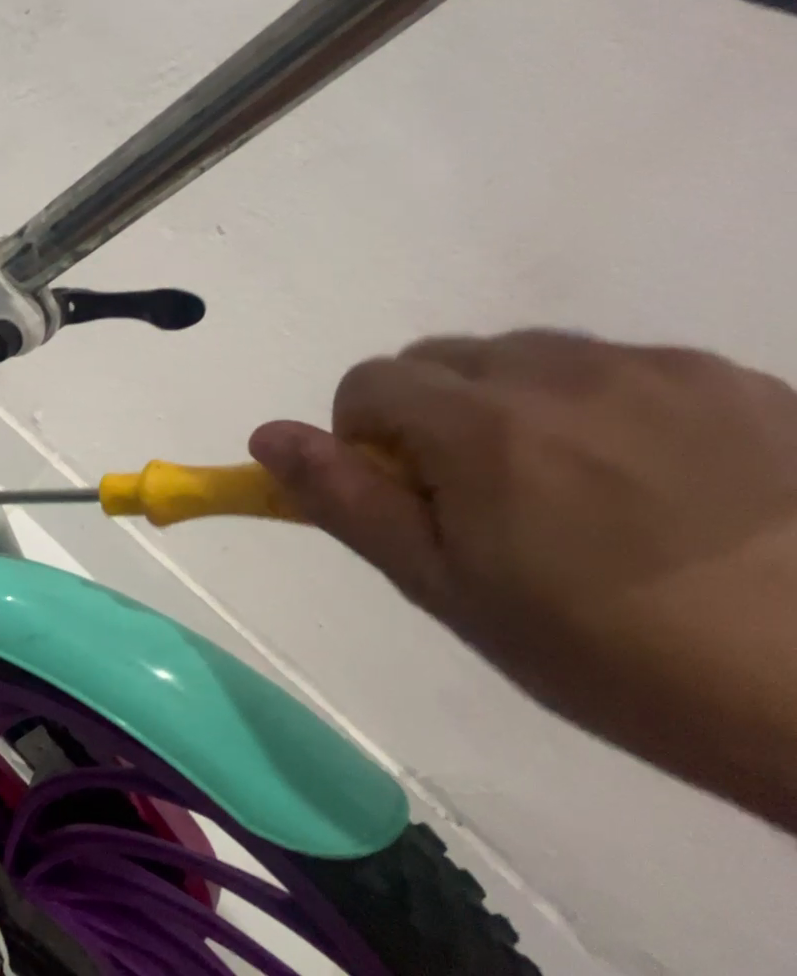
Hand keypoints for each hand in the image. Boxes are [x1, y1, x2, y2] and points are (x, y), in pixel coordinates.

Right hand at [251, 331, 796, 824]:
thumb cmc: (607, 653)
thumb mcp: (447, 589)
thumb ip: (348, 500)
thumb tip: (267, 436)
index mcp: (481, 425)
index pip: (370, 381)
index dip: (362, 435)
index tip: (402, 496)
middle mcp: (564, 372)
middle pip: (445, 356)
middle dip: (431, 413)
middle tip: (477, 500)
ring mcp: (661, 369)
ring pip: (533, 357)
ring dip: (514, 405)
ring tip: (573, 494)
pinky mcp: (743, 380)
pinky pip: (625, 368)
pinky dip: (601, 407)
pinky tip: (656, 484)